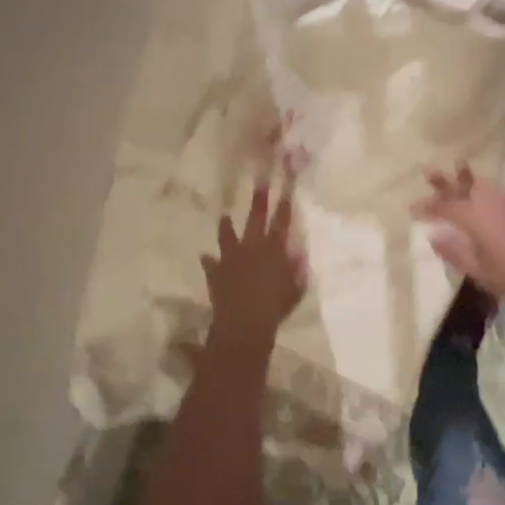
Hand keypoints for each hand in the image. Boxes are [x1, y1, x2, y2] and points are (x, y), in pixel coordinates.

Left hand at [203, 179, 306, 348]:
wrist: (243, 323)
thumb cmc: (275, 307)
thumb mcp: (295, 289)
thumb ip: (297, 268)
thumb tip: (298, 251)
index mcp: (274, 249)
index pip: (282, 220)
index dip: (284, 201)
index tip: (286, 182)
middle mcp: (252, 247)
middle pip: (256, 218)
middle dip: (259, 199)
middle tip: (259, 180)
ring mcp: (231, 257)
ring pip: (227, 235)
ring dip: (226, 226)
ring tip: (224, 216)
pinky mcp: (215, 271)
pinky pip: (210, 262)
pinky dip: (209, 260)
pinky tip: (206, 257)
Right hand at [413, 166, 504, 305]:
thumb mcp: (475, 267)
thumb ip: (453, 251)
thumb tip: (434, 236)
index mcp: (472, 215)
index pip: (444, 206)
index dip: (427, 206)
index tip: (412, 208)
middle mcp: (486, 202)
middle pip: (461, 186)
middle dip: (443, 181)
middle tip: (427, 170)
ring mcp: (504, 203)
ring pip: (478, 184)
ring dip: (463, 180)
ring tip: (454, 173)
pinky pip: (490, 190)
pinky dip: (478, 187)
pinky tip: (478, 195)